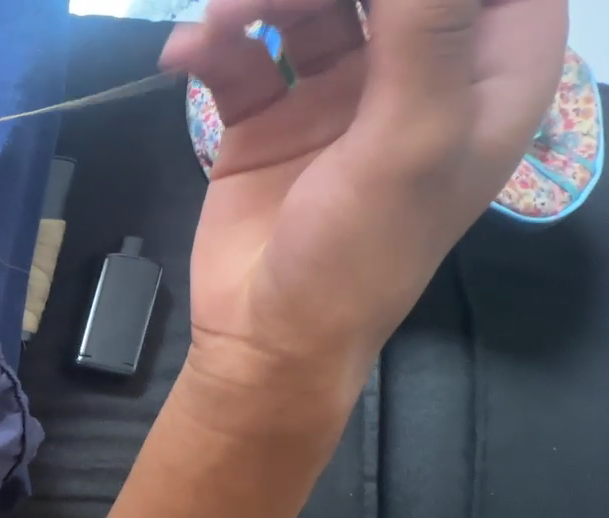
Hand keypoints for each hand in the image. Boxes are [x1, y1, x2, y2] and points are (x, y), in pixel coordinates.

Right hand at [166, 0, 566, 384]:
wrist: (266, 333)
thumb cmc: (362, 251)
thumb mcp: (415, 138)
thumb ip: (426, 32)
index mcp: (487, 63)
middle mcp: (413, 67)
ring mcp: (333, 96)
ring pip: (304, 11)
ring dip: (257, 5)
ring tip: (216, 22)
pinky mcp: (264, 125)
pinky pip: (240, 66)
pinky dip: (210, 53)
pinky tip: (183, 56)